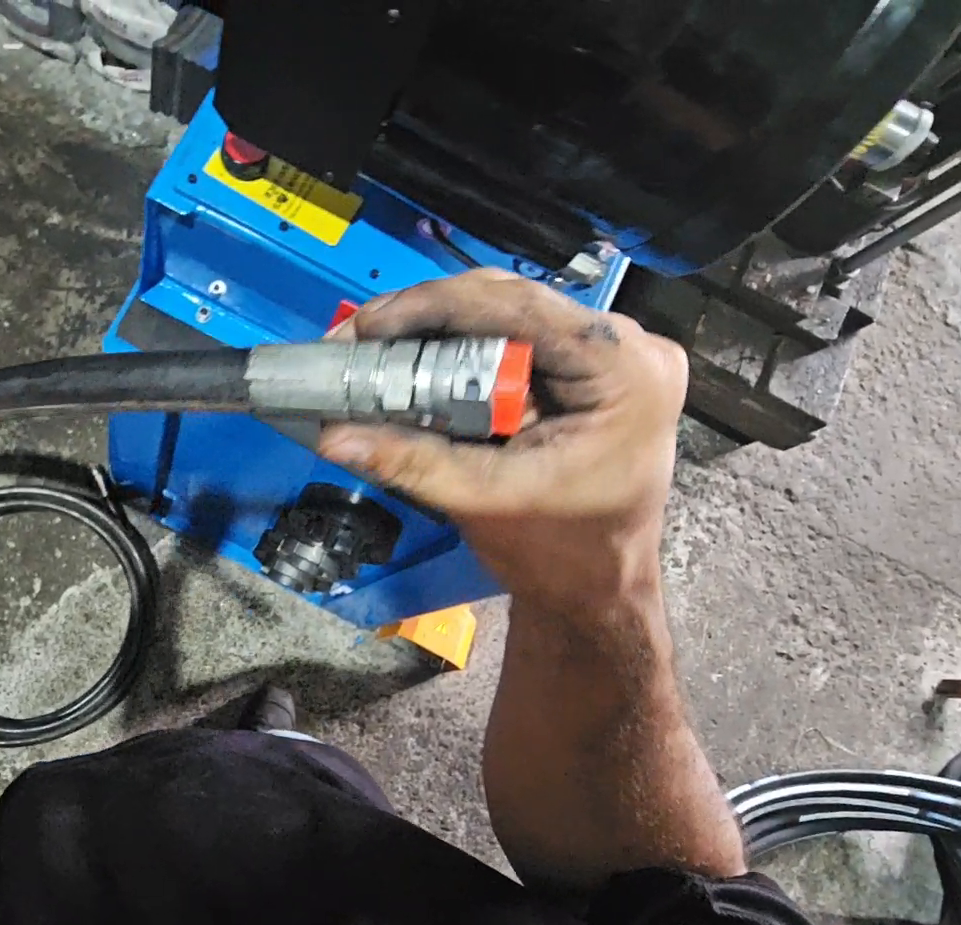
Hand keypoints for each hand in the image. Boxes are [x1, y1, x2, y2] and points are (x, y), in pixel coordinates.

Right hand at [318, 268, 686, 604]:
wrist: (595, 586)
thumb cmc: (559, 551)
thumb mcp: (483, 501)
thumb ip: (410, 462)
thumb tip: (333, 434)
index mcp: (624, 372)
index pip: (523, 308)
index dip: (438, 304)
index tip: (371, 323)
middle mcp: (627, 345)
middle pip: (512, 303)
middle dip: (428, 316)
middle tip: (360, 336)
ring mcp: (610, 352)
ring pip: (508, 315)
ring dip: (438, 330)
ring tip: (376, 347)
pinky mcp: (585, 367)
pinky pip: (513, 340)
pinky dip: (459, 350)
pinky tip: (415, 360)